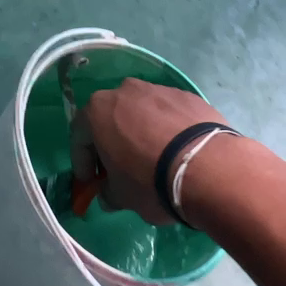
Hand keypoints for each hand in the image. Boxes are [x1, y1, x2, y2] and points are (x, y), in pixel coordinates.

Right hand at [74, 77, 230, 224]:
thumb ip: (109, 193)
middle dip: (112, 142)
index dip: (82, 162)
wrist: (207, 166)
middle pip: (110, 117)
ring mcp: (156, 89)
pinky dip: (168, 128)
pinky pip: (168, 113)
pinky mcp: (185, 94)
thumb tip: (109, 194)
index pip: (79, 136)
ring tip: (156, 159)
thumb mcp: (123, 197)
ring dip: (141, 132)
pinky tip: (180, 151)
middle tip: (121, 168)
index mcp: (97, 110)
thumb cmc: (151, 181)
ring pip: (140, 112)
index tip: (90, 182)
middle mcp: (122, 91)